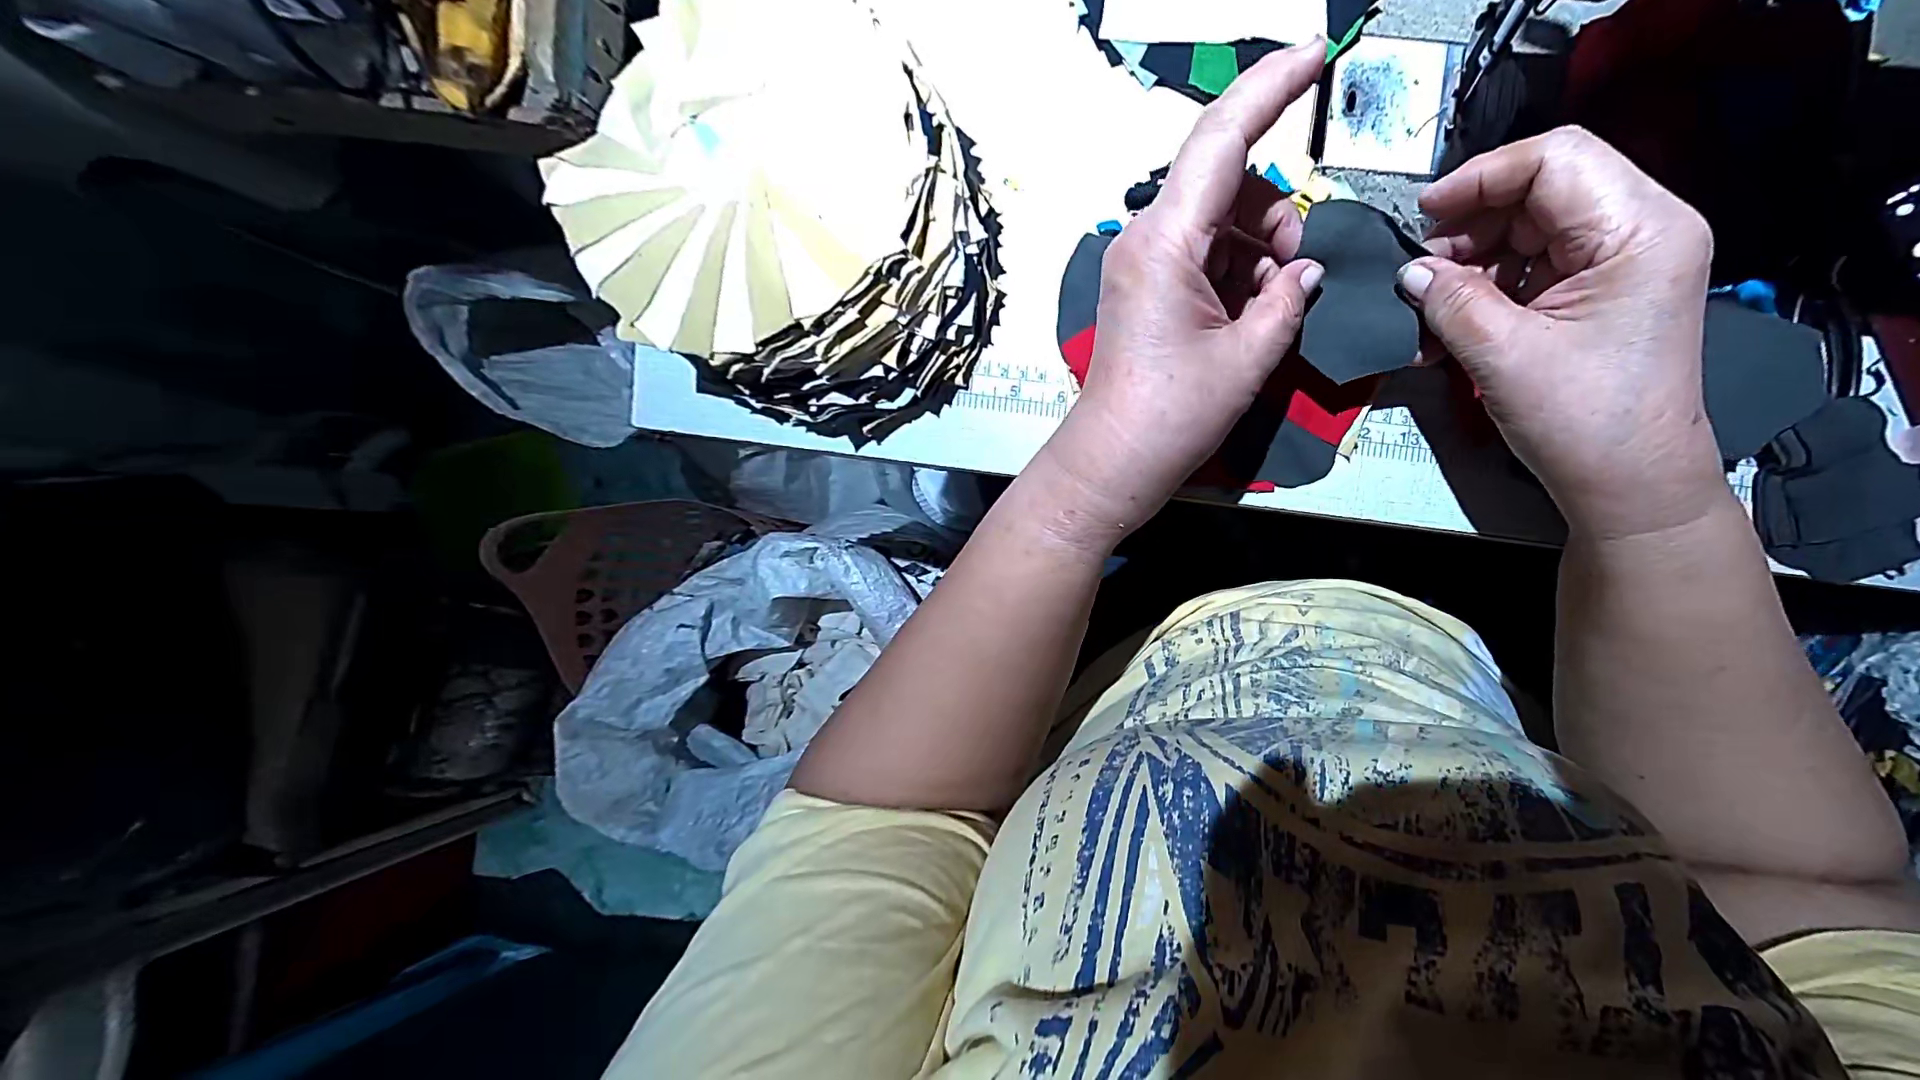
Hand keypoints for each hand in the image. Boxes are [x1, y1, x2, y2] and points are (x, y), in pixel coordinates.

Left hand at [1037, 40, 1326, 544]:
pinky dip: (1234, 267)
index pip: (1220, 138)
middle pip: (1224, 180)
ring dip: (1258, 244)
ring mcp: (1138, 265)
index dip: (1271, 87)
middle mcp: (1143, 241)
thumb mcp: (1249, 355)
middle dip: (1275, 208)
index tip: (1316, 52)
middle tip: (1296, 268)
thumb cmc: (1173, 415)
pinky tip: (1248, 310)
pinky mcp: (1140, 289)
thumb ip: (1288, 299)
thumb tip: (1305, 271)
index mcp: (1165, 243)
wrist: (1112, 462)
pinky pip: (1199, 252)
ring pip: (1216, 218)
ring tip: (1272, 301)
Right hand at [1399, 126, 1726, 540]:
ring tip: (1422, 314)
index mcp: (1638, 230)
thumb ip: (1451, 302)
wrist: (1623, 477)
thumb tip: (1408, 272)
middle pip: (1536, 193)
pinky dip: (1474, 295)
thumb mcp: (1503, 354)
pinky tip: (1440, 331)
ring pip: (1520, 234)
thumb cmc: (1582, 417)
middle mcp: (1634, 232)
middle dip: (1464, 230)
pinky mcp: (1586, 294)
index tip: (1421, 215)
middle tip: (1414, 276)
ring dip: (1462, 269)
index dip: (1480, 177)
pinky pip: (1520, 272)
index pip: (1556, 160)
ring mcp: (1610, 264)